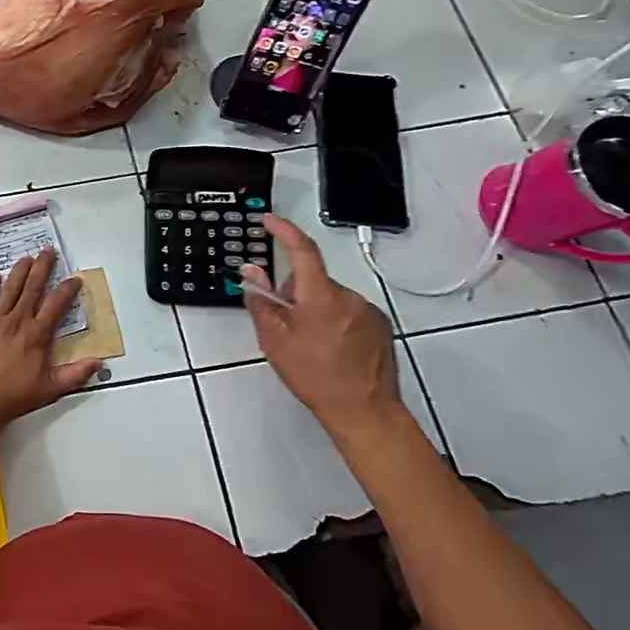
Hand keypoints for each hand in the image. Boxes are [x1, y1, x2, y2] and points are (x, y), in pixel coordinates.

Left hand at [0, 249, 101, 425]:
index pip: (56, 304)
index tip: (74, 279)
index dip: (67, 289)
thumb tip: (100, 363)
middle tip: (48, 251)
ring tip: (27, 258)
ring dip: (19, 271)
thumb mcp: (51, 389)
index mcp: (37, 335)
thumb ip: (76, 374)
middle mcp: (17, 321)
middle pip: (32, 288)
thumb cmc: (14, 395)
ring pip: (9, 288)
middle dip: (42, 267)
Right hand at [243, 215, 403, 438]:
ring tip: (306, 344)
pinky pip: (346, 310)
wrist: (362, 409)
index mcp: (321, 297)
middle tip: (281, 324)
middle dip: (293, 295)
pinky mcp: (379, 324)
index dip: (284, 232)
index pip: (302, 252)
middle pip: (311, 281)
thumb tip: (251, 273)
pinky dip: (331, 320)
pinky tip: (327, 348)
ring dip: (312, 310)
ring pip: (328, 297)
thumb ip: (261, 301)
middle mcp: (349, 297)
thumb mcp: (274, 339)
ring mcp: (368, 311)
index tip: (270, 221)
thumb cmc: (314, 376)